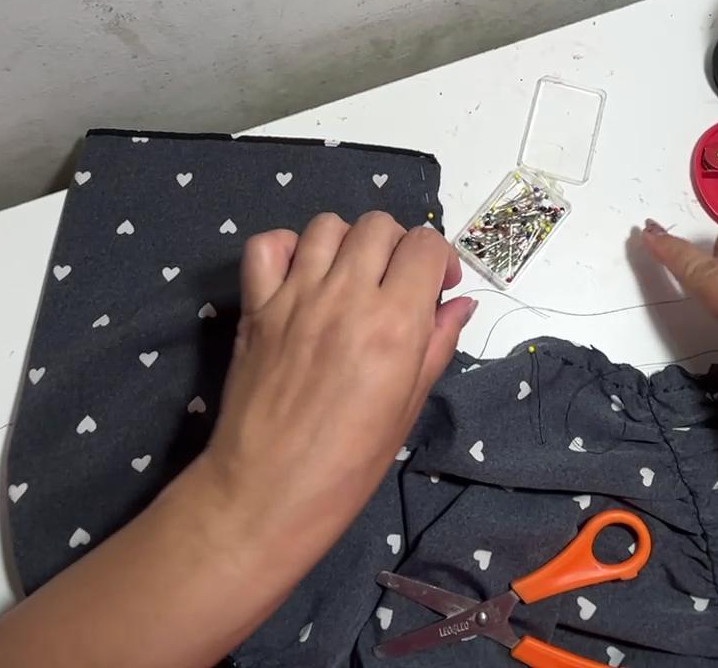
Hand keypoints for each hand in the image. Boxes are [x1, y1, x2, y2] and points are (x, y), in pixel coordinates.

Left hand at [198, 212, 475, 568]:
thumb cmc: (349, 463)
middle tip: (395, 282)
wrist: (267, 493)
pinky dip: (287, 247)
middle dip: (397, 245)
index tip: (437, 285)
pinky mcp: (256, 305)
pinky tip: (301, 275)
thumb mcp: (409, 406)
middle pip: (379, 225)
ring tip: (350, 276)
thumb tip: (460, 303)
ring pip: (327, 225)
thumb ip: (437, 343)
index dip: (438, 258)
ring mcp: (295, 296)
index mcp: (394, 323)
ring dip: (348, 242)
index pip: (424, 244)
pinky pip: (267, 245)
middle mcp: (346, 296)